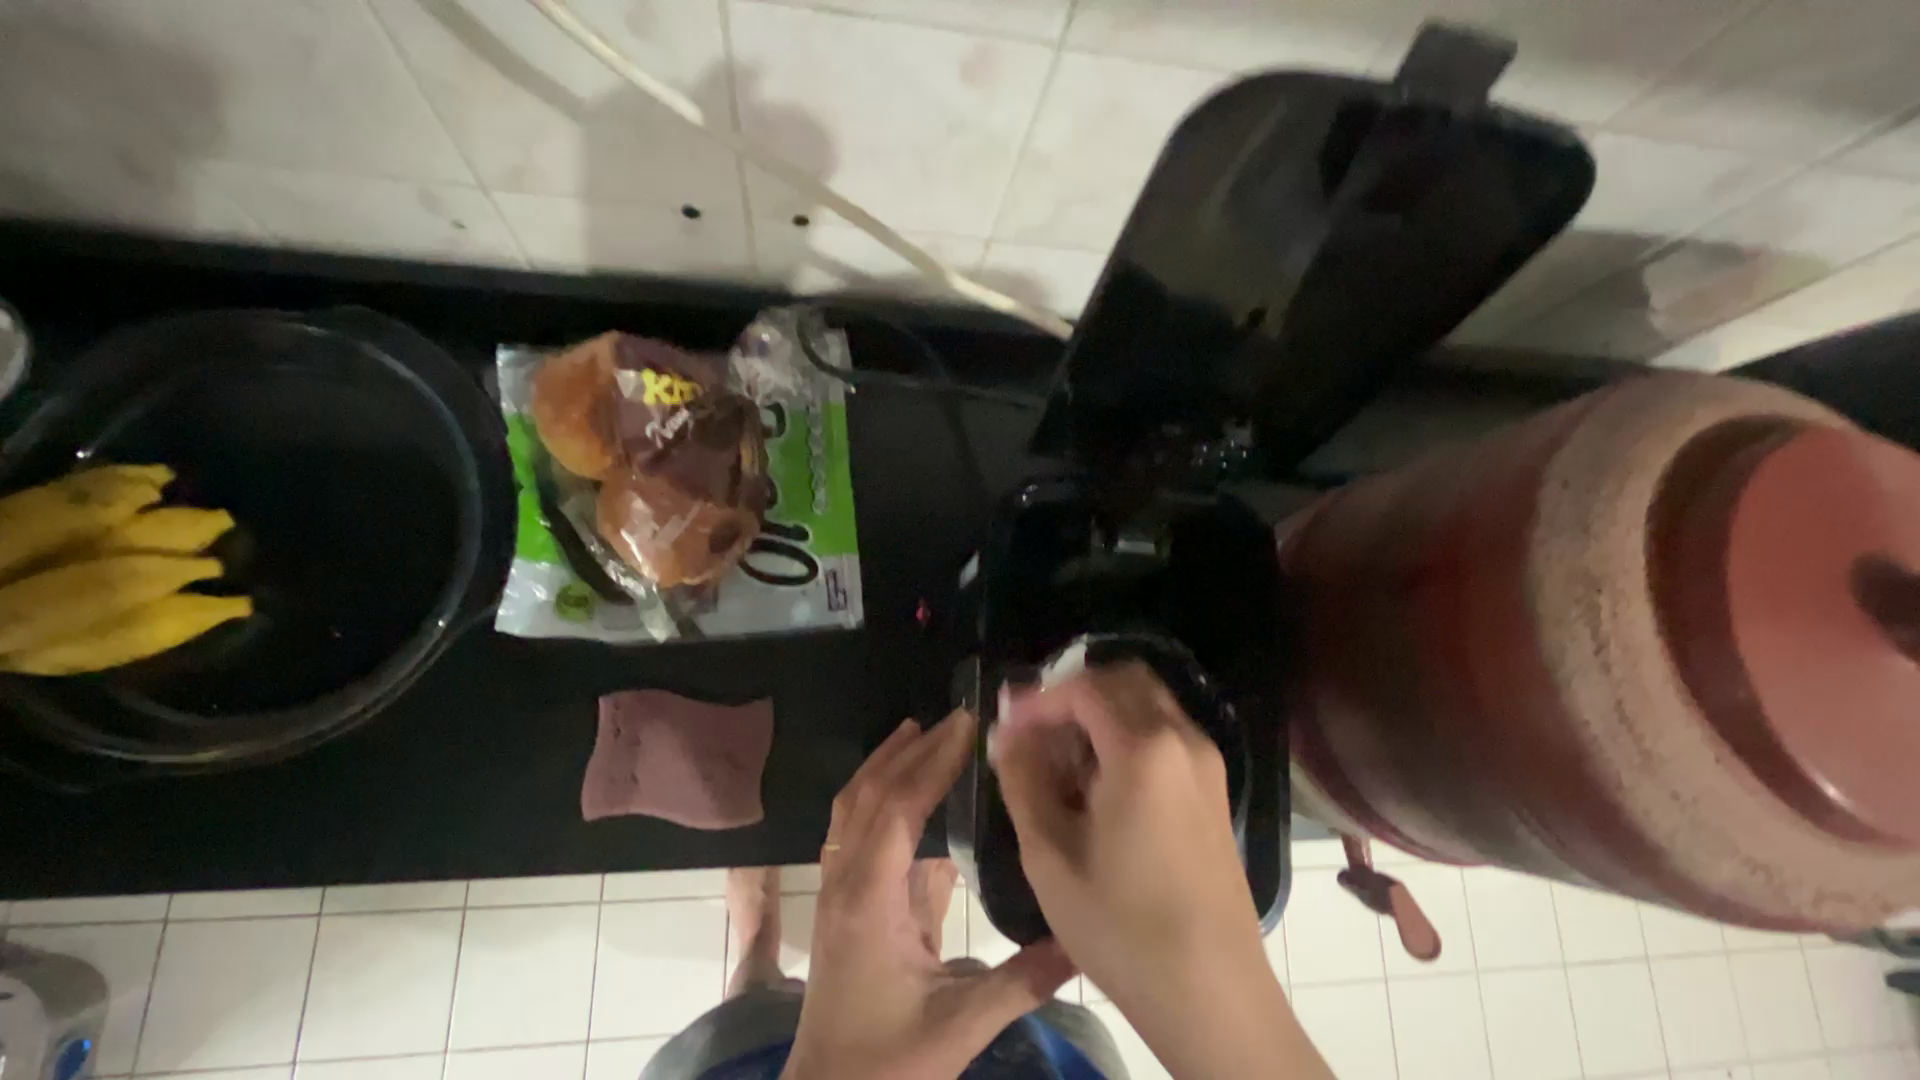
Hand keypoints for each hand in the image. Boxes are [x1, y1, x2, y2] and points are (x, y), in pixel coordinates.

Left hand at [783, 710, 1075, 1079]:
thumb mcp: (960, 1025)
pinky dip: (872, 795)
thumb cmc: (887, 1062)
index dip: (932, 761)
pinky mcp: (839, 903)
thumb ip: (1022, 982)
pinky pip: (849, 829)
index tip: (966, 727)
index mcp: (870, 898)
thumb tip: (1081, 942)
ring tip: (920, 733)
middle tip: (955, 718)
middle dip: (911, 750)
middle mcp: (844, 880)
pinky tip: (901, 794)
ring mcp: (835, 889)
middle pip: (871, 793)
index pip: (900, 806)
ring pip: (852, 806)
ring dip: (885, 764)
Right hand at [993, 664, 1331, 1079]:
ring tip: (1061, 763)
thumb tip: (1008, 731)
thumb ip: (1023, 779)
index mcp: (1144, 749)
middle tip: (1033, 735)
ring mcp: (1207, 764)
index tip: (1006, 728)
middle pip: (1123, 680)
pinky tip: (1098, 786)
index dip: (1037, 700)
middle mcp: (1184, 740)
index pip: (1083, 688)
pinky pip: (1166, 735)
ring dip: (1101, 715)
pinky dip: (1127, 736)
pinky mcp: (1215, 790)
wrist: (1212, 994)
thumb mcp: (1049, 855)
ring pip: (1148, 705)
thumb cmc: (1121, 928)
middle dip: (1072, 696)